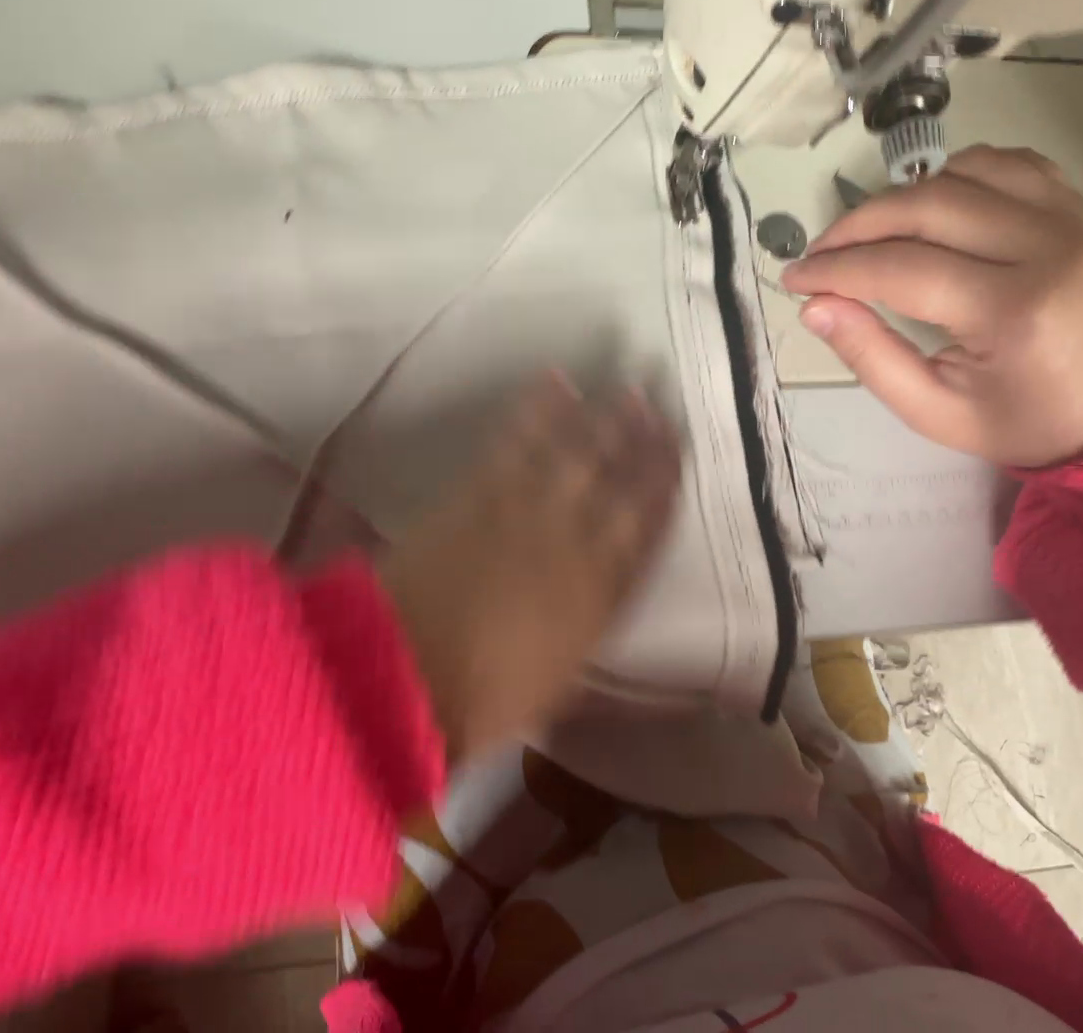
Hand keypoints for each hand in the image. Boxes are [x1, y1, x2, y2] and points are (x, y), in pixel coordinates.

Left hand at [379, 376, 682, 760]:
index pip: (644, 534)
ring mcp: (525, 512)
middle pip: (618, 485)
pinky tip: (556, 381)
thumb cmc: (483, 700)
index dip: (665, 493)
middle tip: (662, 406)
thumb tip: (667, 692)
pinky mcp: (477, 493)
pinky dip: (538, 410)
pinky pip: (516, 442)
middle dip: (643, 444)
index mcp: (598, 598)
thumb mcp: (558, 695)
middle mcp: (573, 545)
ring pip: (575, 456)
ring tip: (626, 388)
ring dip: (603, 420)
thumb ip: (606, 675)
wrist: (402, 674)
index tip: (681, 459)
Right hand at [781, 146, 1082, 468]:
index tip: (795, 277)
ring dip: (905, 196)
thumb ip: (872, 359)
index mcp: (1012, 312)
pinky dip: (960, 175)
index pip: (901, 269)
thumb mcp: (937, 412)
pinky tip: (934, 207)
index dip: (836, 268)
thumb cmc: (1027, 424)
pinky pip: (1012, 164)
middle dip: (859, 224)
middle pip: (929, 205)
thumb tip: (815, 307)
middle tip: (821, 251)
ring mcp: (1075, 218)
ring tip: (872, 234)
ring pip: (968, 171)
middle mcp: (1048, 247)